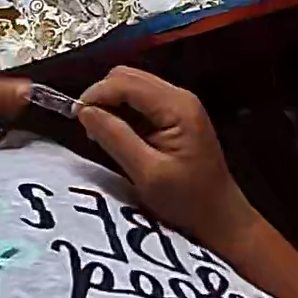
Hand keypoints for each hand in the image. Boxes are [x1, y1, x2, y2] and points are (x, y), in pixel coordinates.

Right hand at [77, 67, 261, 247]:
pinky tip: (117, 133)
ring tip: (99, 131)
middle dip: (102, 95)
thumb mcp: (147, 174)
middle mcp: (179, 96)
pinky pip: (139, 99)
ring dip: (110, 102)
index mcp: (177, 107)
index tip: (75, 115)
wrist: (222, 220)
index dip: (97, 93)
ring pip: (131, 84)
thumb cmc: (187, 202)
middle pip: (127, 76)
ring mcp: (178, 103)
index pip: (126, 83)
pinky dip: (122, 110)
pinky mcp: (174, 113)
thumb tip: (83, 111)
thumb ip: (115, 138)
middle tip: (88, 125)